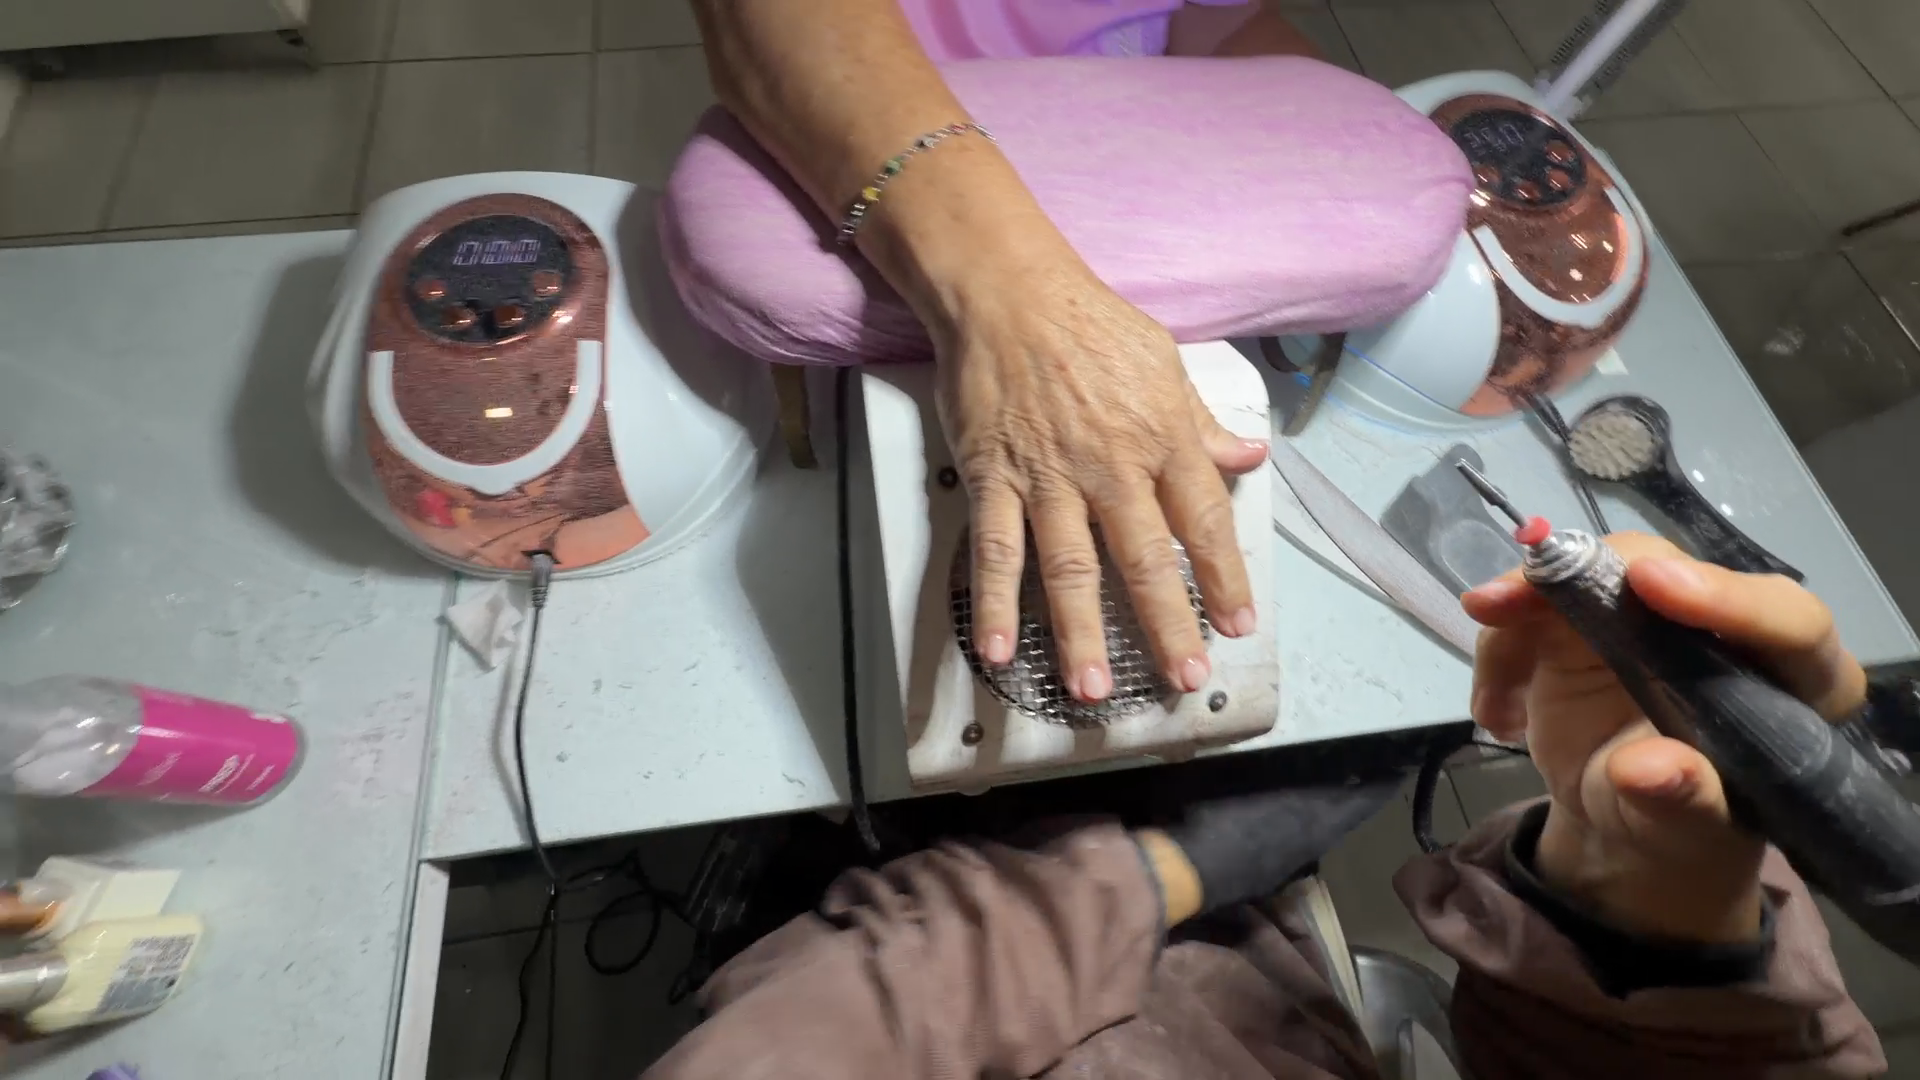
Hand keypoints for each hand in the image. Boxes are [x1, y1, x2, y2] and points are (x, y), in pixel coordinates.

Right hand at [935, 264, 1267, 701]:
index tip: (1237, 622)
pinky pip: (994, 547)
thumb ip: (1202, 419)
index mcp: (1160, 435)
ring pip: (1068, 566)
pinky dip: (995, 599)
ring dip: (1079, 631)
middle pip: (1141, 558)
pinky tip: (997, 647)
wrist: (1007, 293)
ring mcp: (1047, 477)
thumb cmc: (1087, 321)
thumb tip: (1249, 455)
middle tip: (1183, 676)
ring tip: (1091, 688)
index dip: (1222, 575)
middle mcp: (1109, 466)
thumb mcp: (1163, 361)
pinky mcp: (993, 477)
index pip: (1202, 519)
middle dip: (1166, 623)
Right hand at [1462, 534, 1865, 942]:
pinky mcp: (1574, 621)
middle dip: (1572, 577)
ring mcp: (1634, 618)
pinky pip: (1524, 608)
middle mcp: (1710, 627)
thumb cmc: (1674, 825)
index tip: (1651, 583)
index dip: (1721, 595)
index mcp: (1786, 676)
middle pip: (1650, 566)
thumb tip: (1646, 769)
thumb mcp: (1681, 830)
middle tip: (1496, 606)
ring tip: (1491, 704)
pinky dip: (1495, 652)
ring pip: (1573, 575)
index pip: (1778, 616)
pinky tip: (1496, 714)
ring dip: (1512, 616)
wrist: (1619, 816)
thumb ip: (1677, 800)